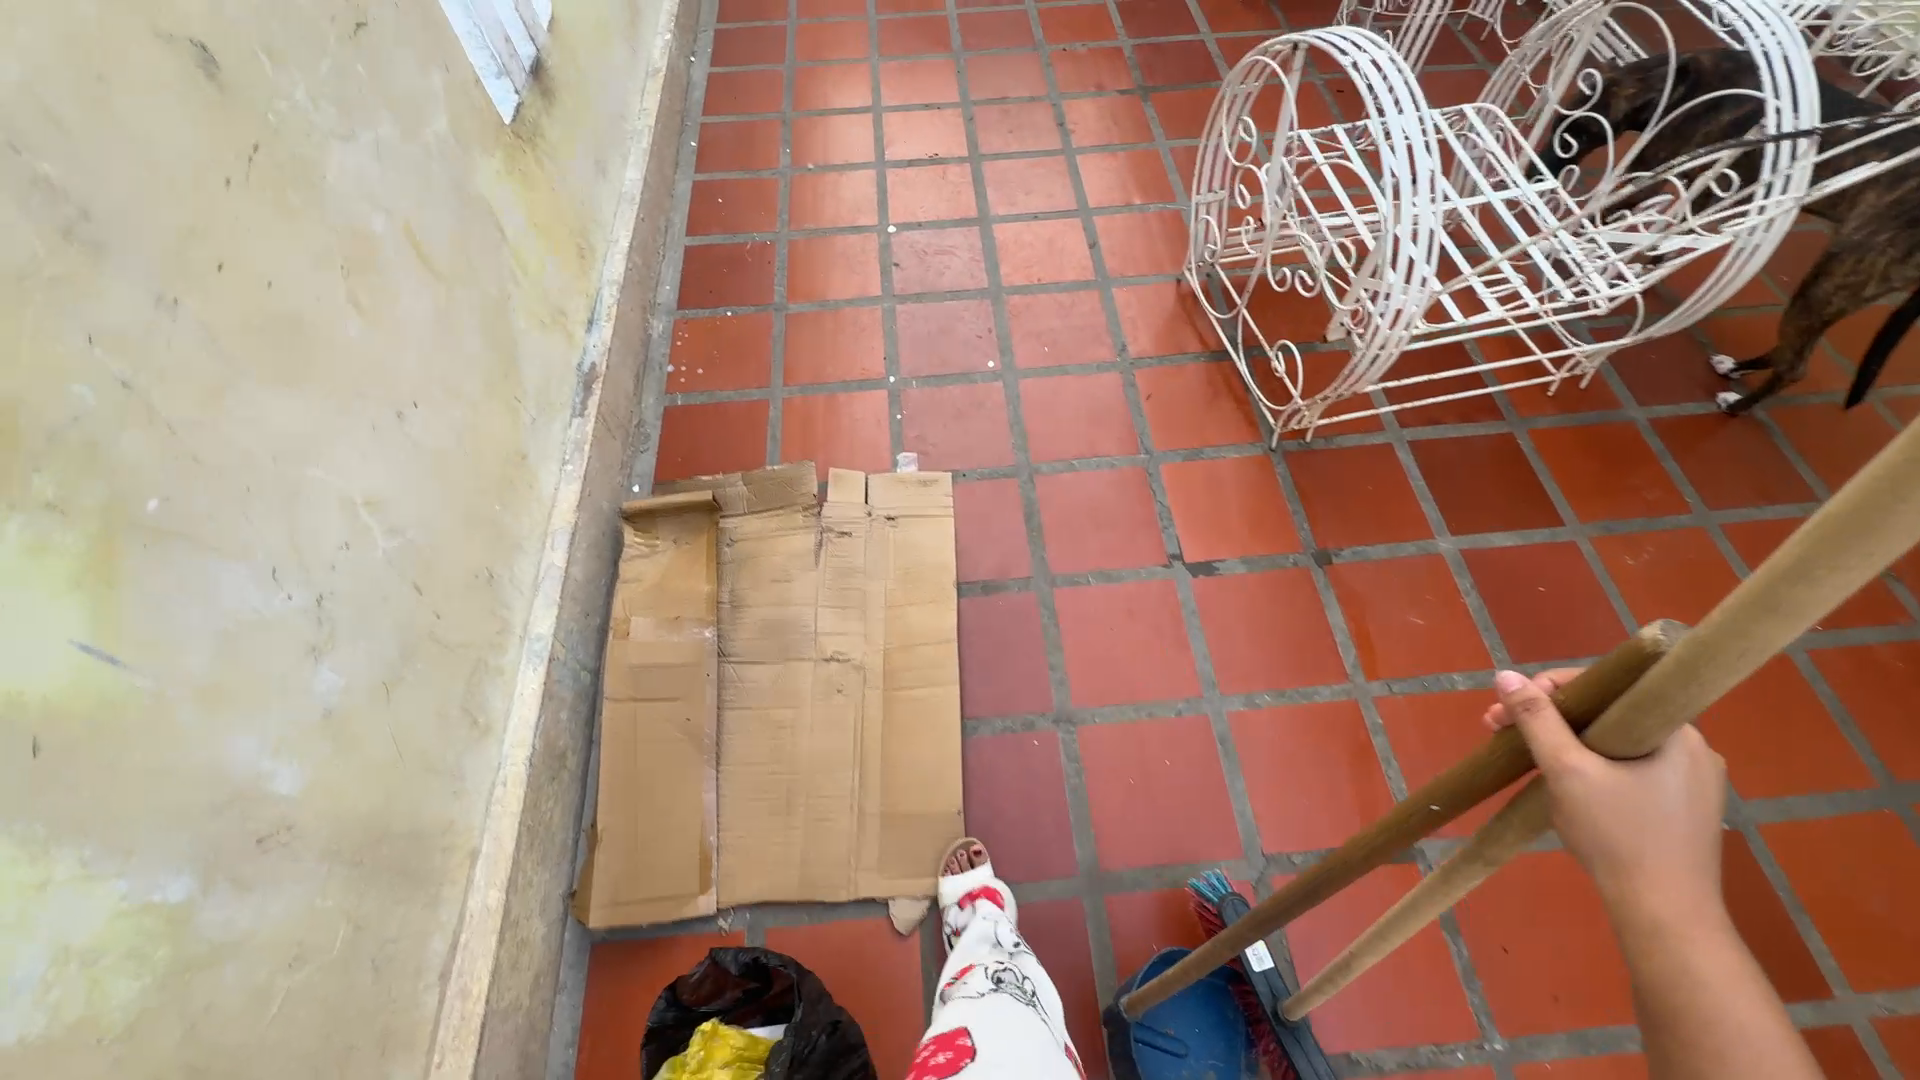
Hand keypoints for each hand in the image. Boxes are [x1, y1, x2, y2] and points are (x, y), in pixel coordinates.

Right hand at [1486, 668, 1727, 914]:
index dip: (1544, 692)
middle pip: (1604, 714)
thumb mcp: (1566, 770)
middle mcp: (1691, 747)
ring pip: (1612, 742)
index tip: (1504, 714)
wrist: (1664, 913)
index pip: (1602, 687)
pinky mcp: (1682, 808)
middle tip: (1500, 734)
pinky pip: (1626, 768)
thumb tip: (1504, 674)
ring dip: (1564, 745)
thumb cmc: (1617, 835)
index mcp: (1675, 730)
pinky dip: (1589, 767)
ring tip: (1527, 762)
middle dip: (1547, 720)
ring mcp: (1691, 780)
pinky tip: (1564, 785)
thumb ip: (1536, 718)